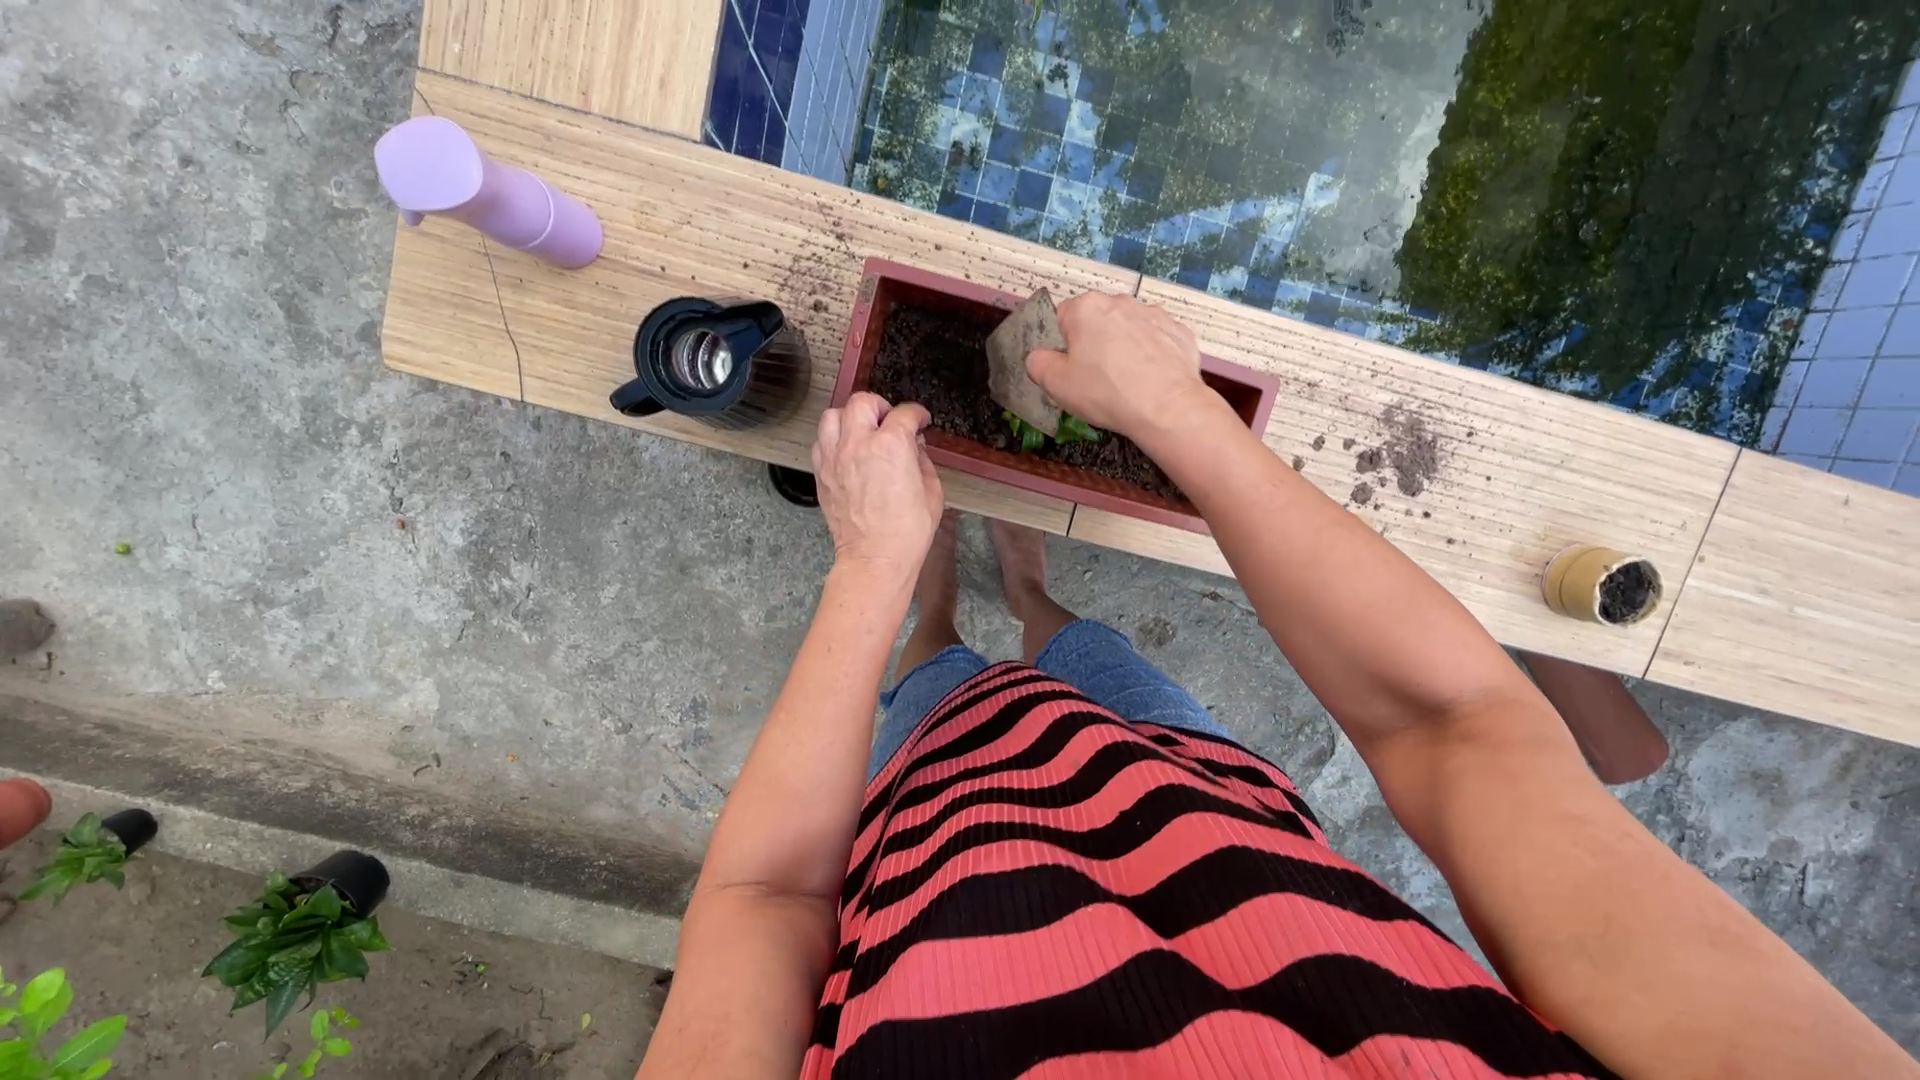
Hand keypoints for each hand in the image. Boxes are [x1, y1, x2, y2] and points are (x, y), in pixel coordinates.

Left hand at [811, 393, 943, 582]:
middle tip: (889, 418)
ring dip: (849, 417)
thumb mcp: (931, 491)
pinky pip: (820, 442)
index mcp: (891, 445)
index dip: (917, 414)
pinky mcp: (822, 474)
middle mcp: (858, 444)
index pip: (904, 413)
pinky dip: (833, 439)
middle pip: (862, 402)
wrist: (875, 557)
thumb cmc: (906, 531)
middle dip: (879, 405)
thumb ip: (922, 461)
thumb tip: (915, 448)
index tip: (920, 420)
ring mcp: (835, 458)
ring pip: (832, 415)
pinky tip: (846, 449)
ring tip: (862, 429)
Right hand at [1025, 292, 1216, 440]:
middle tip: (1096, 378)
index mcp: (1085, 308)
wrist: (1167, 407)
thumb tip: (1040, 357)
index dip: (1062, 346)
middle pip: (1097, 321)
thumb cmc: (1105, 392)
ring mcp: (1154, 314)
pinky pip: (1156, 340)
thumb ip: (1038, 364)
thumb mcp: (1056, 384)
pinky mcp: (1179, 331)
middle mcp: (1120, 301)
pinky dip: (1152, 356)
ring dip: (1123, 348)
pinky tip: (1151, 380)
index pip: (1062, 319)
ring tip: (1126, 381)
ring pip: (1128, 329)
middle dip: (1094, 344)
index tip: (1070, 369)